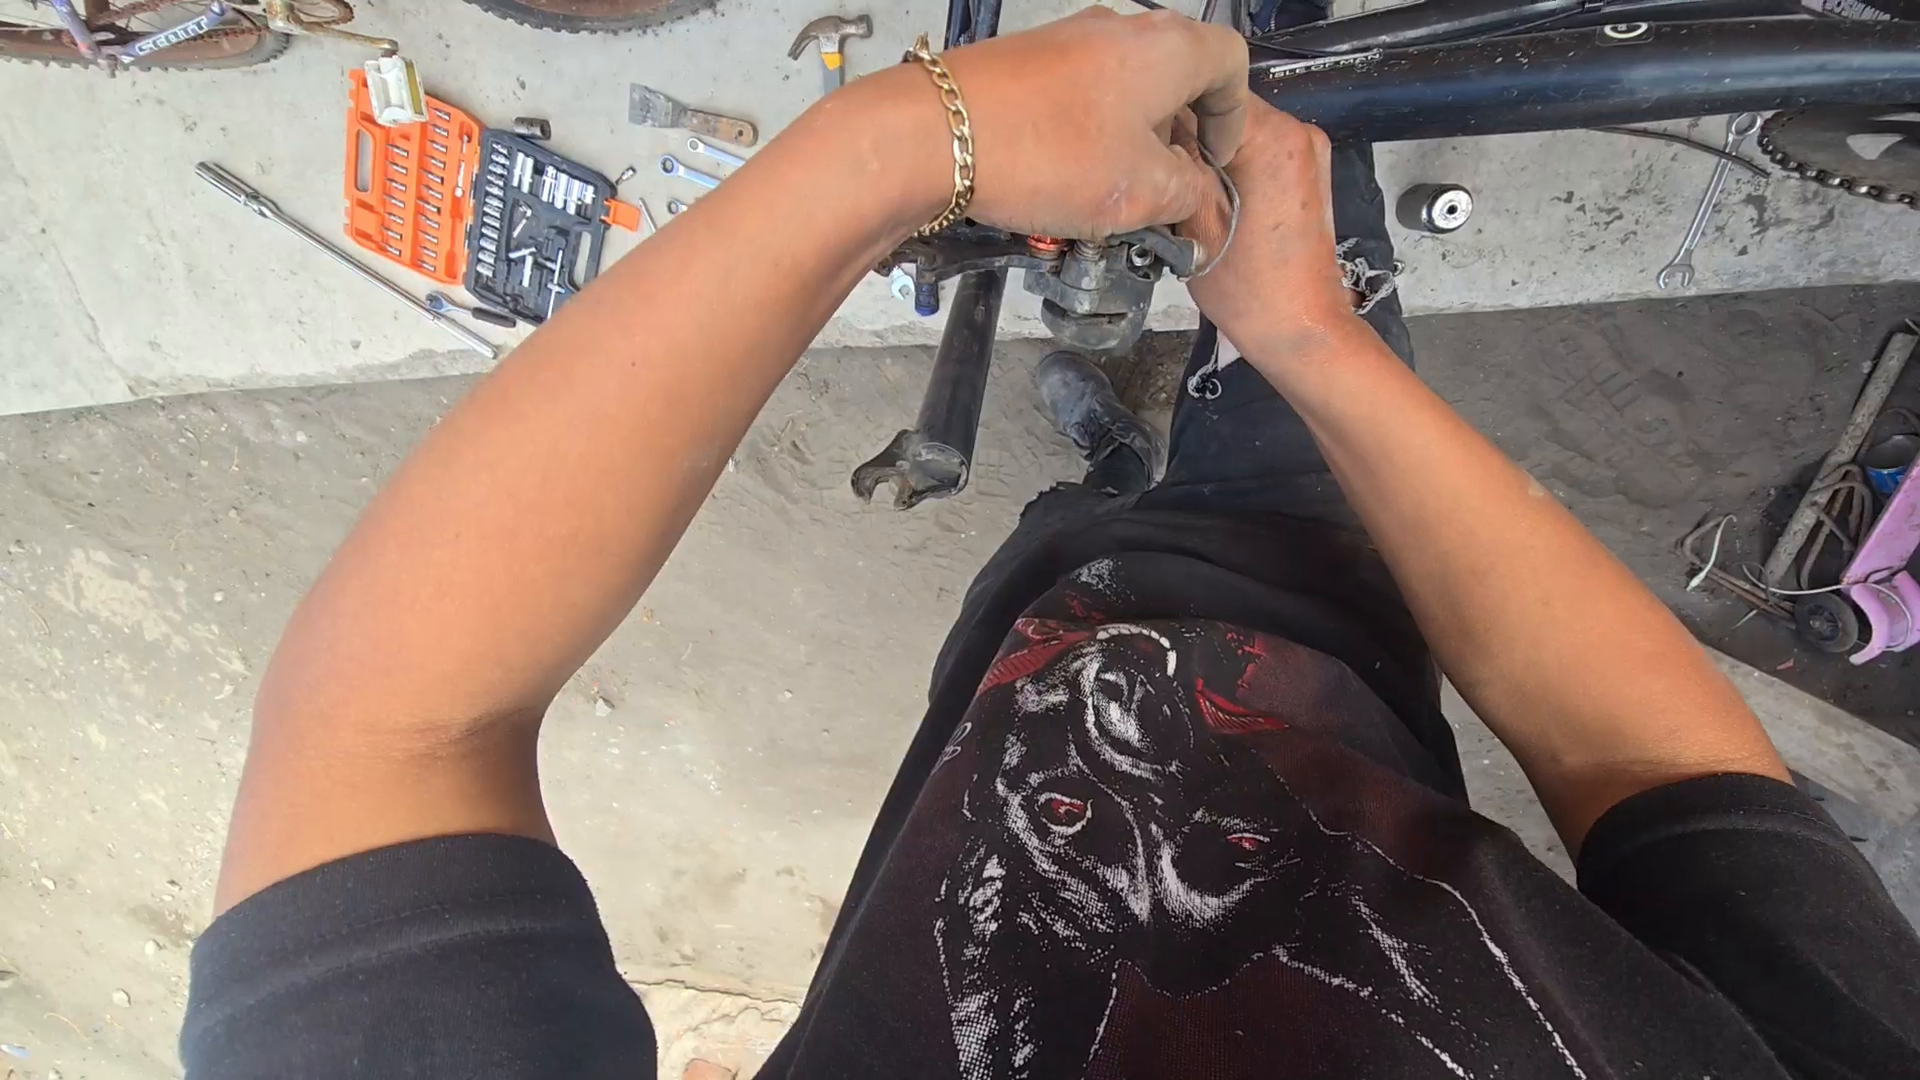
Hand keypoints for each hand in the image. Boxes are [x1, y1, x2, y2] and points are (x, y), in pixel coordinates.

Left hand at [868, 8, 1249, 238]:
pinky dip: (1088, 144)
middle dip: (1178, 142)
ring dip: (1130, 149)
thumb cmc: (1046, 154)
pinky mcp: (1028, 70)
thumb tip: (1195, 193)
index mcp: (1167, 48)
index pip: (1230, 65)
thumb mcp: (1139, 193)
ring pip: (1123, 97)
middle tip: (1168, 195)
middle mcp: (1119, 32)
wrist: (942, 136)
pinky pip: (1078, 105)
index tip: (1218, 160)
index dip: (1232, 118)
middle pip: (1174, 82)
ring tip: (1114, 202)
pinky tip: (1069, 186)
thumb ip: (1186, 193)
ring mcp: (1068, 45)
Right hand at [1180, 98, 1369, 366]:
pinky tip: (1208, 201)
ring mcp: (1307, 151)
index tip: (1142, 153)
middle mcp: (1298, 132)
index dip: (1165, 120)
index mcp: (1272, 139)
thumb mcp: (1194, 231)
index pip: (1204, 95)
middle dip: (1186, 137)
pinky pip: (1256, 153)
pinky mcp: (1306, 173)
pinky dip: (1229, 168)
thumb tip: (1154, 146)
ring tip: (1179, 192)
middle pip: (1224, 110)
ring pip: (1238, 133)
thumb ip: (1175, 177)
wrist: (1300, 329)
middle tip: (1154, 175)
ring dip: (1206, 155)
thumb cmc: (1249, 291)